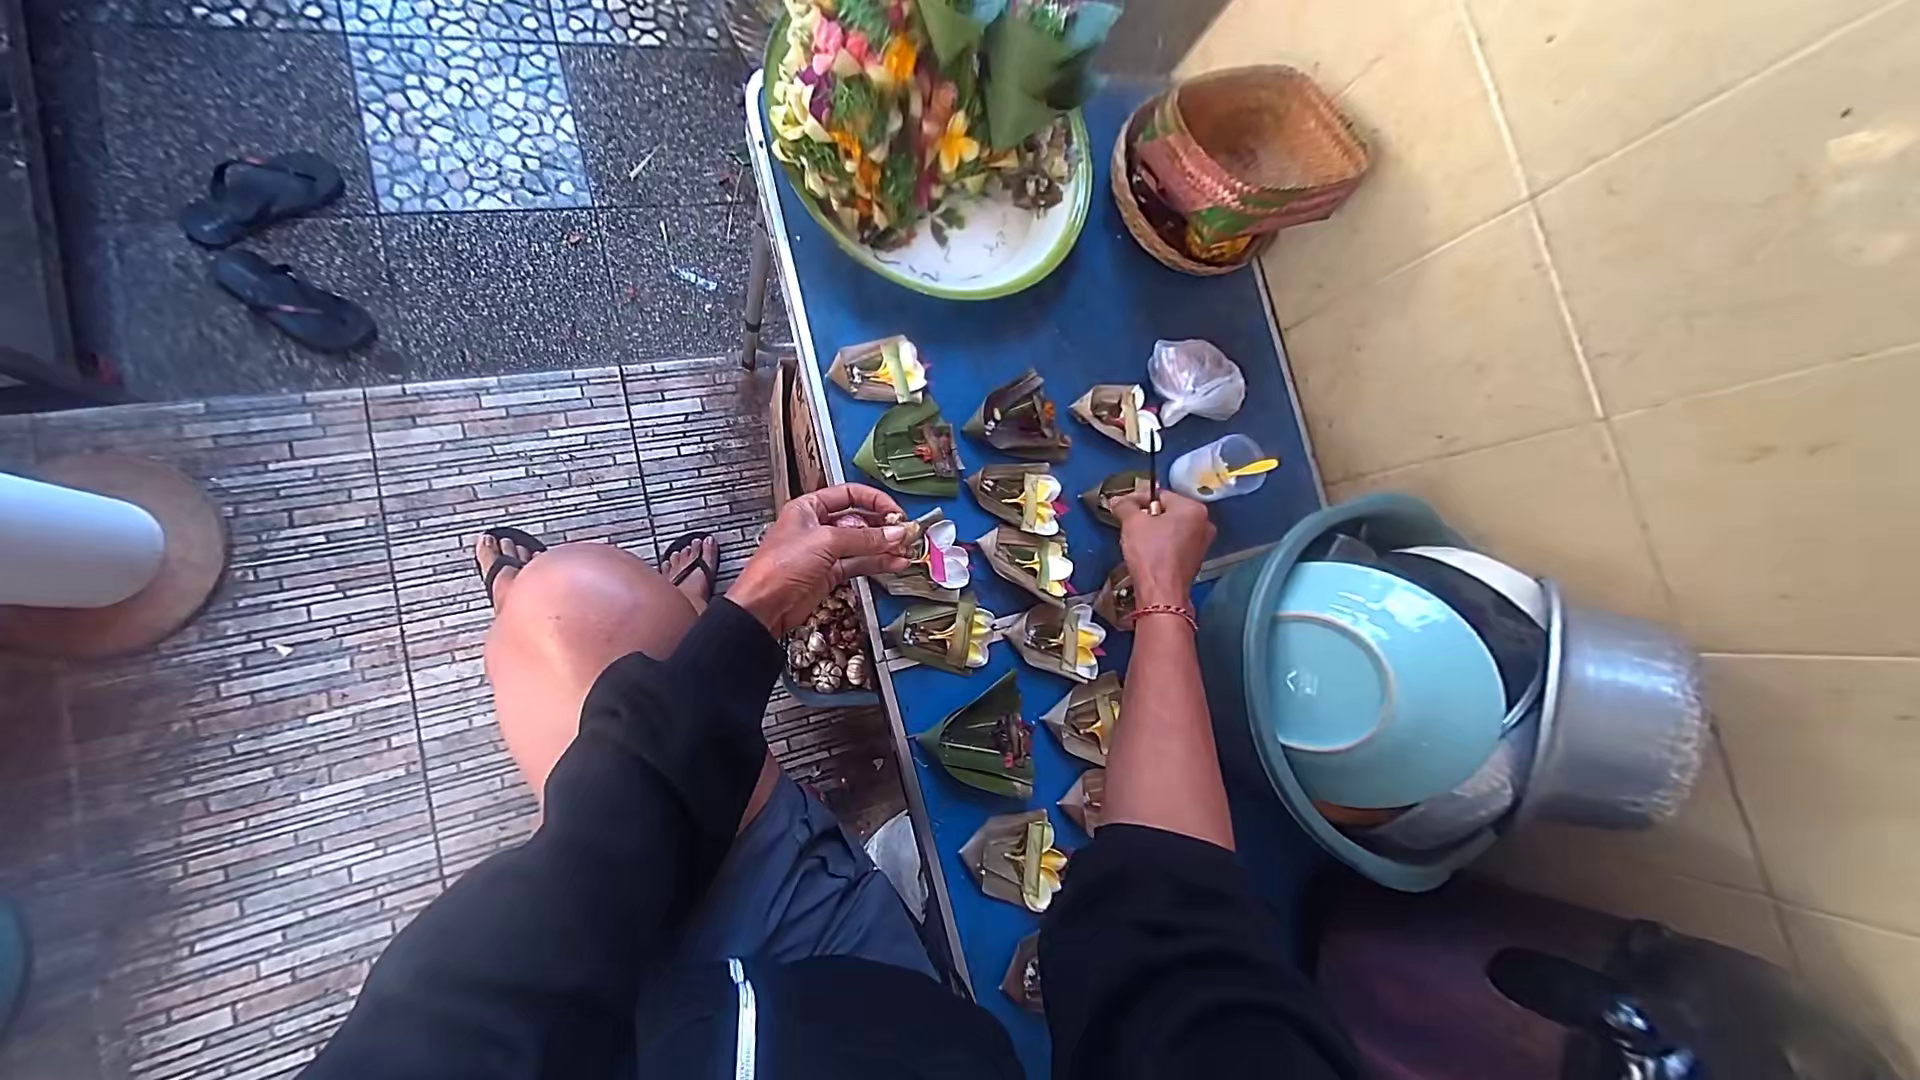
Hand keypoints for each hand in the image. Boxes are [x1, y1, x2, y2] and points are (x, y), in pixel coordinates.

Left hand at [730, 484, 912, 636]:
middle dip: (883, 526)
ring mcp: (824, 551)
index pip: (849, 494)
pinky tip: (893, 563)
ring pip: (862, 544)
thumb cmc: (778, 567)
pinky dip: (877, 563)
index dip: (874, 500)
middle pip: (859, 519)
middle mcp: (817, 527)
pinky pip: (859, 563)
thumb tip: (893, 532)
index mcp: (809, 508)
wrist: (764, 606)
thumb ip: (865, 537)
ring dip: (884, 546)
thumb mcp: (826, 541)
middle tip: (904, 532)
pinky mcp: (829, 573)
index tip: (895, 511)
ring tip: (904, 549)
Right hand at [1111, 487, 1214, 608]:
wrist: (1161, 592)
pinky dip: (1161, 544)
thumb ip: (1125, 505)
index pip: (1160, 494)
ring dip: (1154, 530)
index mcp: (1193, 509)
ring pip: (1171, 528)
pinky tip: (1148, 552)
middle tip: (1129, 524)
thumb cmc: (1150, 554)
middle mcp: (1204, 523)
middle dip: (1147, 516)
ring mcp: (1202, 543)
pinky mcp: (1195, 559)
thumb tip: (1119, 501)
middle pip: (1168, 510)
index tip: (1123, 507)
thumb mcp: (1132, 523)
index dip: (1138, 499)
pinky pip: (1175, 543)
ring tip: (1136, 540)